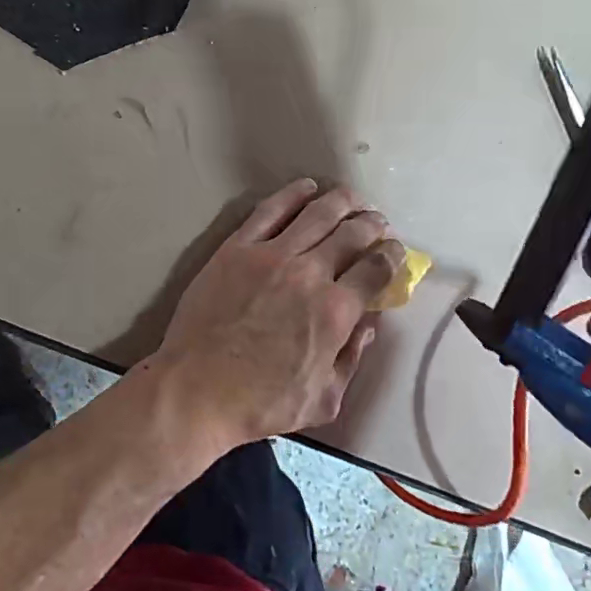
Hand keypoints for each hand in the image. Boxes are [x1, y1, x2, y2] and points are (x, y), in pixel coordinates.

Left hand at [144, 179, 405, 449]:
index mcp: (335, 311)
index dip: (392, 256)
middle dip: (373, 224)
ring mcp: (270, 255)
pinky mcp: (236, 248)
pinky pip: (270, 210)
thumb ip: (352, 357)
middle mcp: (309, 273)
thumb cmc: (261, 403)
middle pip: (352, 233)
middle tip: (378, 223)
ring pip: (317, 213)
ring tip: (353, 198)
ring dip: (342, 201)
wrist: (196, 390)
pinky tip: (306, 187)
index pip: (376, 269)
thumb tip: (369, 322)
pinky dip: (293, 194)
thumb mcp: (324, 398)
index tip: (395, 252)